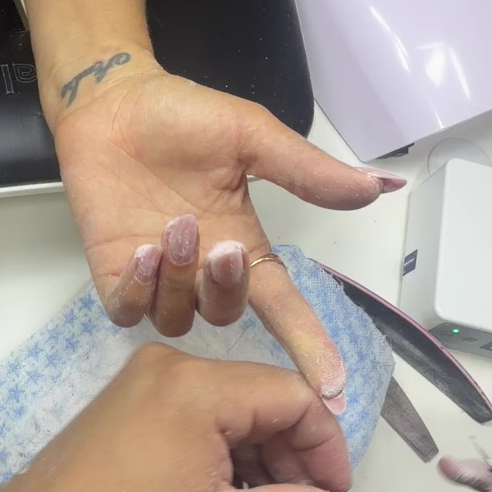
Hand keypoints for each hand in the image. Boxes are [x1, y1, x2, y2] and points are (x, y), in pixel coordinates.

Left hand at [0, 344, 382, 491]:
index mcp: (199, 385)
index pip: (295, 397)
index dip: (327, 449)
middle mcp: (173, 365)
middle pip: (262, 398)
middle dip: (293, 455)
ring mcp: (146, 377)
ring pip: (231, 406)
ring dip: (259, 454)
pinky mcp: (130, 396)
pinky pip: (197, 412)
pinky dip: (222, 447)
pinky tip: (227, 491)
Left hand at [48, 60, 402, 412]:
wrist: (113, 103)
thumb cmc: (181, 117)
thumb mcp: (253, 138)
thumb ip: (307, 172)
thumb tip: (378, 188)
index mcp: (243, 248)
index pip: (284, 309)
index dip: (308, 346)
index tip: (334, 388)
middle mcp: (203, 274)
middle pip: (227, 317)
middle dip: (227, 289)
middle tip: (222, 244)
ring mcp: (158, 279)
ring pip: (178, 320)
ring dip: (179, 282)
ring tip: (171, 228)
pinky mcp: (114, 276)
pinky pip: (129, 312)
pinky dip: (137, 291)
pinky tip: (141, 251)